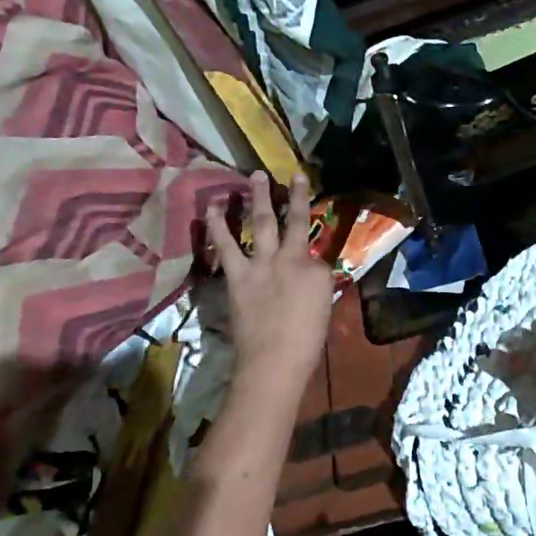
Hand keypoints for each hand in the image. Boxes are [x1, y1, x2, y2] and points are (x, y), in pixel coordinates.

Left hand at [205, 171, 333, 388]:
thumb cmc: (305, 345)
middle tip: (292, 174)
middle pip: (295, 222)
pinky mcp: (237, 274)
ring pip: (262, 223)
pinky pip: (226, 244)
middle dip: (295, 196)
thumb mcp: (321, 313)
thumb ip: (312, 289)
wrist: (274, 361)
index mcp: (319, 272)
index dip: (312, 258)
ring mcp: (263, 264)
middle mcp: (293, 259)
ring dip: (259, 197)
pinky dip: (219, 225)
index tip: (309, 262)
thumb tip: (302, 280)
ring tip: (255, 175)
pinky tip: (214, 207)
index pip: (317, 254)